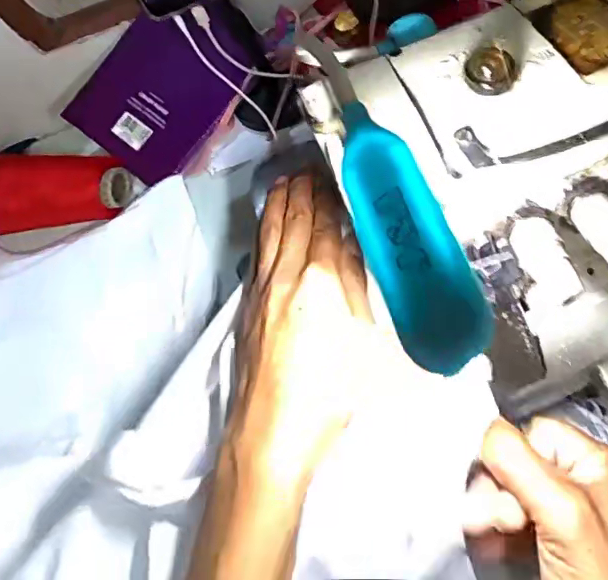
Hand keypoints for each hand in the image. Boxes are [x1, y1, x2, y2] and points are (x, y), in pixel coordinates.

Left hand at [193, 172, 374, 579]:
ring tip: (288, 178)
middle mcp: (285, 277)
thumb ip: (356, 285)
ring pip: (270, 232)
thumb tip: (354, 246)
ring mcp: (260, 291)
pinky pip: (258, 252)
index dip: (332, 197)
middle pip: (294, 220)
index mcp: (319, 281)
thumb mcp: (360, 337)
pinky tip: (269, 221)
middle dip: (305, 189)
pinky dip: (266, 227)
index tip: (339, 173)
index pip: (325, 225)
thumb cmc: (328, 394)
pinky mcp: (246, 308)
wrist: (267, 441)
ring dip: (280, 201)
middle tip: (315, 166)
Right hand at [463, 417, 607, 579]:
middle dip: (502, 489)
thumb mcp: (567, 516)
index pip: (543, 434)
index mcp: (606, 468)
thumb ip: (527, 468)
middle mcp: (594, 490)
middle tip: (491, 518)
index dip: (513, 456)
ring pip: (522, 499)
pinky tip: (490, 546)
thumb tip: (490, 431)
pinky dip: (502, 537)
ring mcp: (579, 526)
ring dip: (496, 513)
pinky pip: (524, 531)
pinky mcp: (562, 557)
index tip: (495, 487)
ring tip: (485, 533)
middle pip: (529, 466)